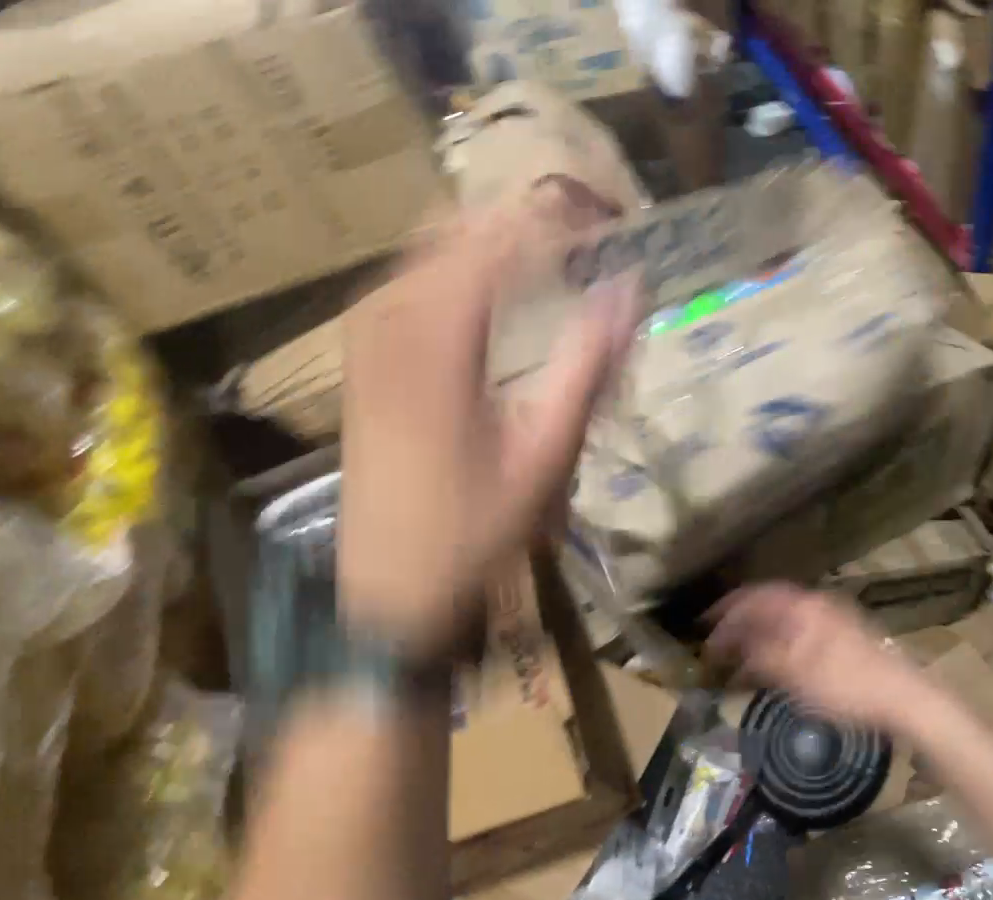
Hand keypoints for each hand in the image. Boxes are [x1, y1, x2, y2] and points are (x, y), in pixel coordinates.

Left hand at [338, 200, 641, 656]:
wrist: (389, 588)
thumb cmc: (477, 530)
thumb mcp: (546, 453)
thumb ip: (587, 365)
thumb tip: (629, 292)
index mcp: (437, 342)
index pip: (495, 243)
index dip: (550, 221)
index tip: (603, 219)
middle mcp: (390, 322)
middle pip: (453, 233)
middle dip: (518, 221)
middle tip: (582, 227)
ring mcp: (367, 339)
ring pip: (425, 253)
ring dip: (486, 242)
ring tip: (547, 248)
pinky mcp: (364, 360)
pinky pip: (407, 284)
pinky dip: (454, 270)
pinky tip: (486, 287)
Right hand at [706, 584, 944, 737]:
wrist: (902, 697)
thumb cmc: (847, 686)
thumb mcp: (795, 676)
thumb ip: (761, 657)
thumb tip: (734, 645)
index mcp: (805, 607)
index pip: (756, 596)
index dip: (727, 609)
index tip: (704, 624)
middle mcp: (819, 604)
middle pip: (772, 605)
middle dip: (743, 623)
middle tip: (719, 643)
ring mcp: (836, 619)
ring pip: (787, 619)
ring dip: (762, 634)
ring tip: (741, 657)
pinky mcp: (846, 637)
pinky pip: (802, 631)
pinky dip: (782, 643)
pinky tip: (776, 665)